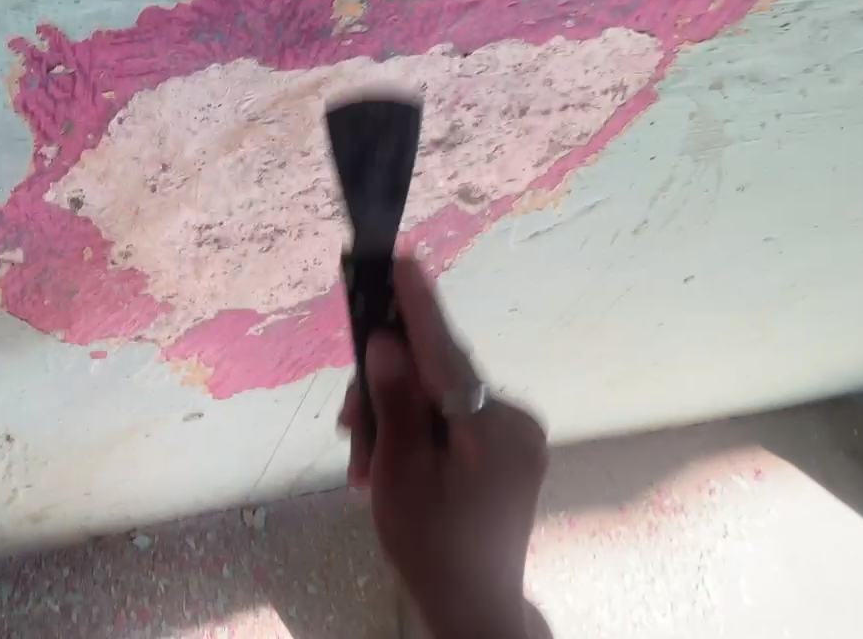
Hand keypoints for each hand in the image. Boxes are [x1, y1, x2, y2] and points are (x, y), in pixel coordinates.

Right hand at [339, 260, 548, 638]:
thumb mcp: (400, 475)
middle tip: (350, 429)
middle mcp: (513, 422)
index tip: (403, 259)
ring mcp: (511, 435)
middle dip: (384, 393)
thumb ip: (393, 403)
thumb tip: (383, 342)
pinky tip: (387, 461)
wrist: (471, 608)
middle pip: (433, 375)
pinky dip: (412, 428)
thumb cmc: (430, 545)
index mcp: (495, 431)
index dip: (417, 306)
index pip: (445, 355)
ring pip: (434, 395)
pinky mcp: (502, 447)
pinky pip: (446, 414)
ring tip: (364, 464)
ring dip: (392, 418)